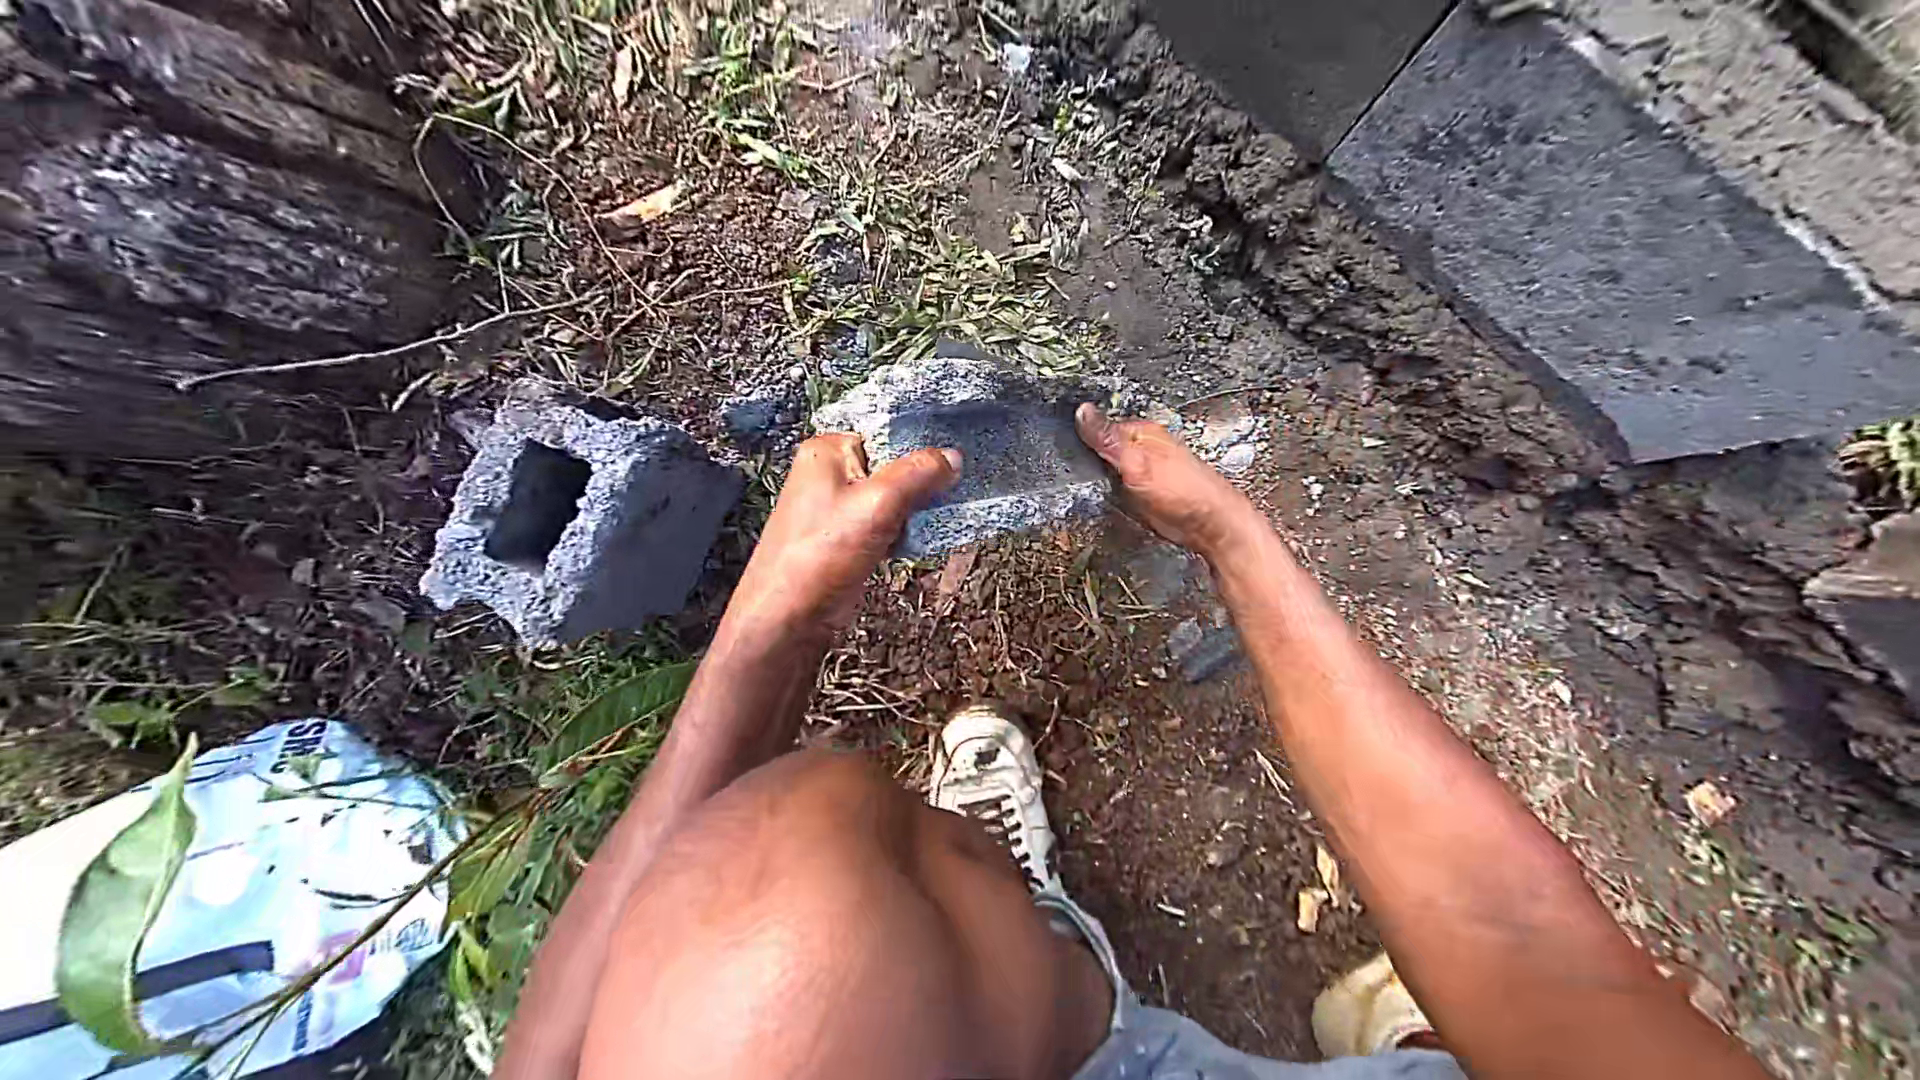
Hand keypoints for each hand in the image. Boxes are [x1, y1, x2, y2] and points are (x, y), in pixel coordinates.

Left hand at [725, 434, 960, 639]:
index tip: (950, 463)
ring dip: (913, 511)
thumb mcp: (878, 503)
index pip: (885, 432)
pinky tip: (909, 542)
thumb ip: (918, 474)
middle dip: (919, 484)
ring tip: (926, 522)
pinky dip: (902, 530)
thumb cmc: (822, 553)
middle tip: (942, 497)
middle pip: (893, 465)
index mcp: (828, 451)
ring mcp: (838, 506)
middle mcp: (831, 472)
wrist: (790, 616)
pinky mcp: (848, 535)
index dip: (919, 447)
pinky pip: (886, 522)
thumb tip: (952, 457)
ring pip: (893, 497)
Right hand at [1075, 403, 1258, 558]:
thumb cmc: (1184, 490)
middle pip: (1099, 448)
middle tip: (1062, 466)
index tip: (1056, 443)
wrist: (1209, 525)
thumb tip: (1082, 412)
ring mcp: (1138, 473)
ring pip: (1104, 470)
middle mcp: (1139, 450)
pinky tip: (1096, 496)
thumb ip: (1108, 438)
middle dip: (1082, 457)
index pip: (1098, 425)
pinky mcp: (1138, 494)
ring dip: (1091, 476)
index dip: (1077, 434)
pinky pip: (1111, 489)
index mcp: (1141, 432)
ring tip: (1074, 481)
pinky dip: (1102, 492)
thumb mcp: (1137, 461)